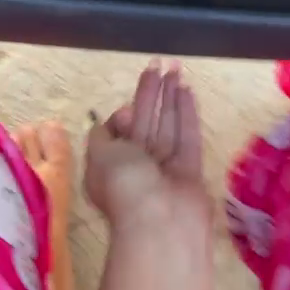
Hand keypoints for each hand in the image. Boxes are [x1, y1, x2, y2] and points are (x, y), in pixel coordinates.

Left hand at [85, 60, 207, 229]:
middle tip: (160, 63)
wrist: (161, 226)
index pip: (119, 131)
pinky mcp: (190, 170)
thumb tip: (115, 120)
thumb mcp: (99, 155)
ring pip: (167, 124)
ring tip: (176, 67)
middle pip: (146, 121)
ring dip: (170, 96)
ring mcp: (165, 168)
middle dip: (151, 93)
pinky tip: (188, 90)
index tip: (129, 105)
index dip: (124, 114)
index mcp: (112, 165)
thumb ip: (102, 134)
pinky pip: (187, 136)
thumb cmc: (124, 186)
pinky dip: (187, 113)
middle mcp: (138, 166)